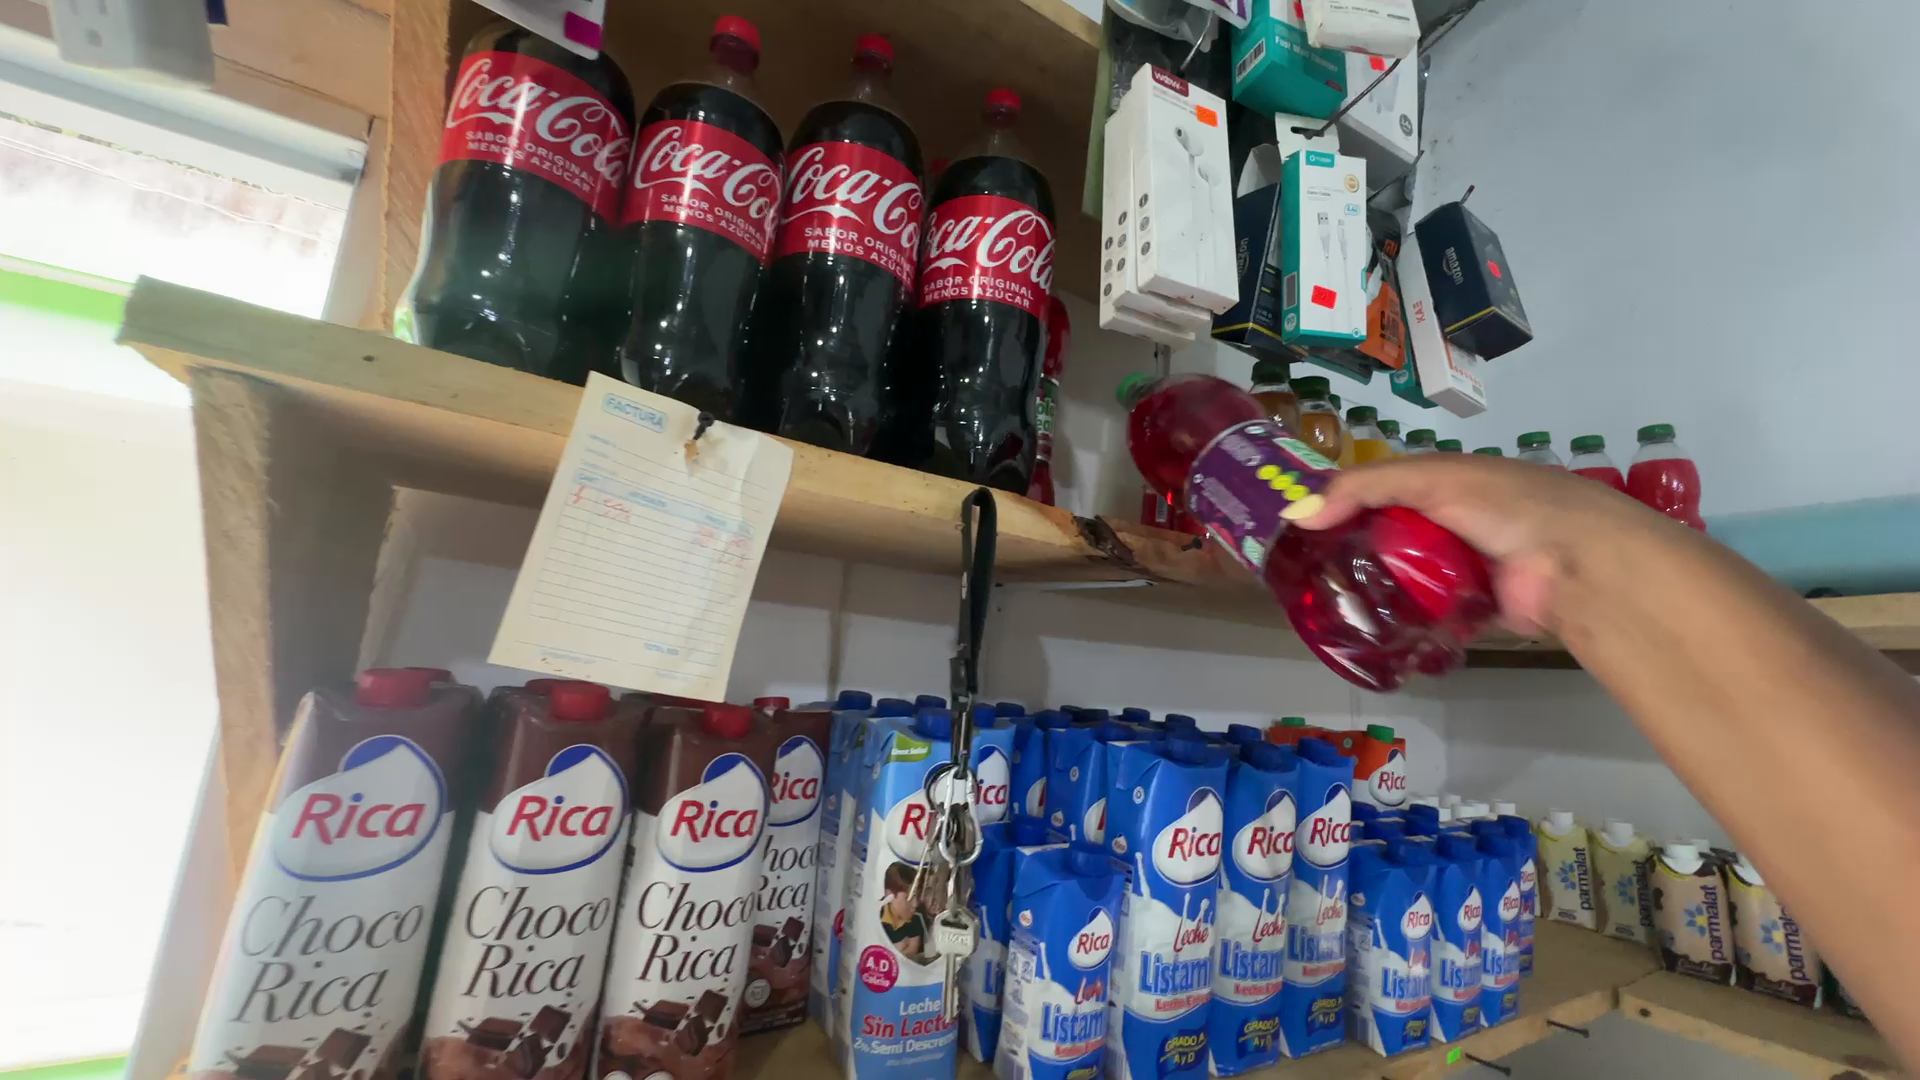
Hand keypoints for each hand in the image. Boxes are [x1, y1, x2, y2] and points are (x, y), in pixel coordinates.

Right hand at [1296, 455, 1672, 636]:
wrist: (1580, 566)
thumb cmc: (1507, 506)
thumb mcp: (1430, 478)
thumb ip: (1362, 488)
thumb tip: (1294, 514)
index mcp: (1446, 481)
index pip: (1377, 486)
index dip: (1337, 499)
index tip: (1294, 520)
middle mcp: (1449, 521)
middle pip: (1381, 531)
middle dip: (1342, 544)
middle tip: (1293, 563)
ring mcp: (1457, 566)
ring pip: (1394, 571)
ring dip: (1362, 580)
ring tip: (1313, 593)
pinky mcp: (1462, 607)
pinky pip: (1415, 608)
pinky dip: (1389, 611)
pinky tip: (1352, 617)